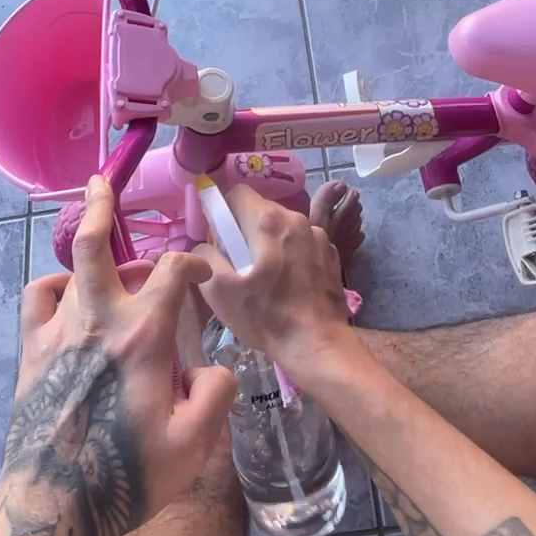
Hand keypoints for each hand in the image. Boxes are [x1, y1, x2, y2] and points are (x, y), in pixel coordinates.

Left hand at [2, 175, 235, 535]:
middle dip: (101, 205)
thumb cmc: (129, 475)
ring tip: (96, 240)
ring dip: (87, 252)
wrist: (55, 506)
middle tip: (103, 180)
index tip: (203, 275)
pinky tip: (67, 295)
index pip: (174, 272)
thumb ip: (216, 393)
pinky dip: (53, 286)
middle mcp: (99, 319)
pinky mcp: (31, 351)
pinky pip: (36, 299)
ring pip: (67, 269)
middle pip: (95, 245)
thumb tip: (211, 367)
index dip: (193, 264)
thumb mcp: (195, 443)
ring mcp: (59, 332)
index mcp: (144, 335)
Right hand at [194, 183, 356, 371]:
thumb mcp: (219, 290)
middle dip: (245, 229)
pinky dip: (291, 253)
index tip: (219, 237)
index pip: (237, 193)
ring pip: (283, 226)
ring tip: (265, 275)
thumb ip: (204, 256)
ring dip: (270, 241)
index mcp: (267, 221)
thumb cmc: (265, 316)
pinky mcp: (331, 252)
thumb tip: (204, 244)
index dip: (223, 211)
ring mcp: (318, 234)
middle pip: (261, 209)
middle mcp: (296, 218)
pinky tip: (289, 282)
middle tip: (238, 261)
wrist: (318, 342)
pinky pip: (302, 241)